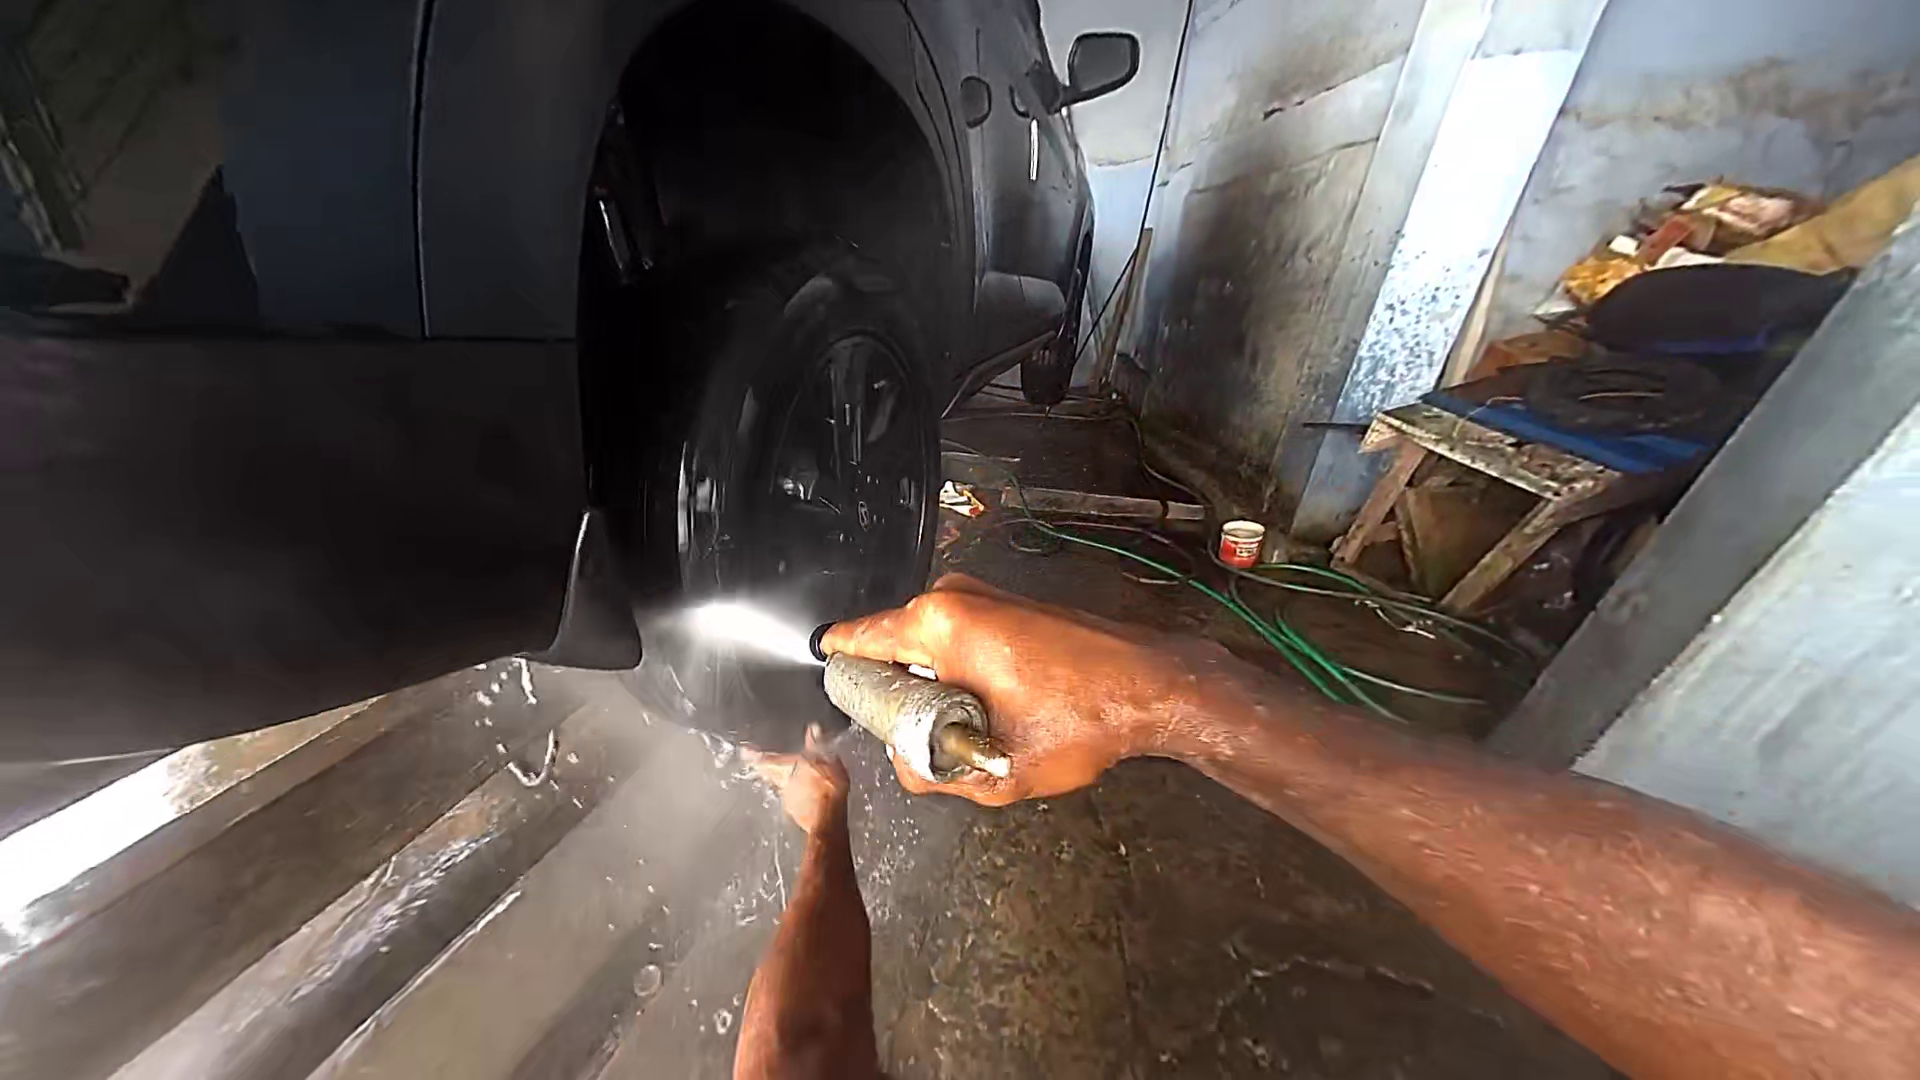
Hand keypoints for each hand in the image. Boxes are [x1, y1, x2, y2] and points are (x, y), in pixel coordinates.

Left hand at [745, 728, 850, 835]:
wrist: (828, 818)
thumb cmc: (827, 785)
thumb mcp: (827, 758)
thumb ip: (818, 744)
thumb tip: (813, 728)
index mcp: (788, 766)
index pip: (766, 759)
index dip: (754, 755)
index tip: (744, 751)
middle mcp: (782, 783)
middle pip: (769, 774)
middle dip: (764, 768)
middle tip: (758, 764)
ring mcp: (787, 800)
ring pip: (779, 787)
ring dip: (781, 782)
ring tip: (786, 778)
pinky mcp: (794, 813)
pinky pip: (791, 800)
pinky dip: (795, 795)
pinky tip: (804, 795)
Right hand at [821, 574, 1211, 804]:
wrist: (1147, 684)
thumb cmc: (1075, 720)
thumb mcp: (994, 770)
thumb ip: (928, 770)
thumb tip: (903, 758)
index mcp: (937, 624)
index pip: (857, 642)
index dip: (845, 679)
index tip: (847, 708)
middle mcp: (950, 596)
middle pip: (890, 648)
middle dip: (898, 694)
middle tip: (928, 735)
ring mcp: (979, 593)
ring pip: (923, 646)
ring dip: (930, 685)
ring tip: (969, 723)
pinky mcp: (1000, 603)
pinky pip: (953, 637)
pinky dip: (955, 669)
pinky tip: (990, 702)